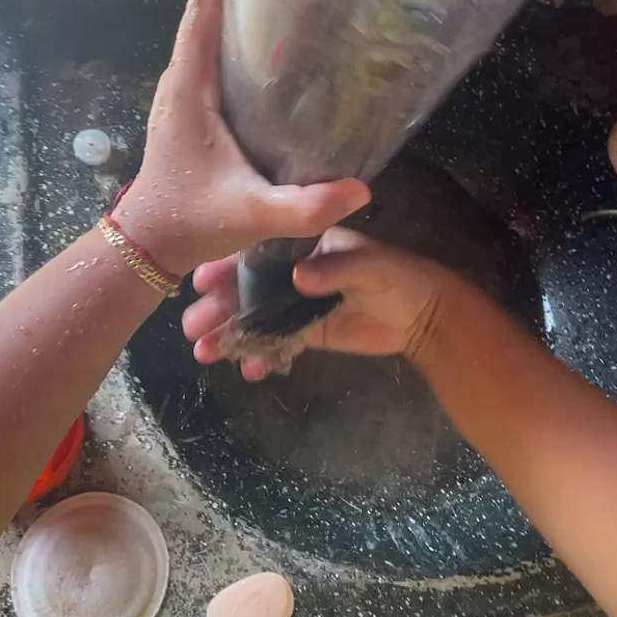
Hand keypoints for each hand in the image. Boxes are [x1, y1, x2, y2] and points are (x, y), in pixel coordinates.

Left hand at [113, 0, 370, 273]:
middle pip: (207, 18)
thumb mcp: (252, 215)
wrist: (149, 245)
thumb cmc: (191, 222)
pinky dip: (237, 53)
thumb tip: (361, 192)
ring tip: (292, 14)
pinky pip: (211, 67)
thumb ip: (304, 208)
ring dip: (241, 23)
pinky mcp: (188, 116)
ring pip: (208, 42)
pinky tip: (274, 66)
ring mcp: (180, 99)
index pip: (201, 12)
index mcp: (188, 90)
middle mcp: (179, 84)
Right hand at [182, 228, 453, 380]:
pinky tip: (247, 369)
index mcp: (304, 247)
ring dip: (231, 333)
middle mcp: (293, 272)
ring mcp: (298, 304)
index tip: (201, 281)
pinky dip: (263, 356)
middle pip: (248, 289)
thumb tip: (298, 277)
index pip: (259, 253)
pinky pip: (279, 344)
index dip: (228, 266)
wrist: (425, 317)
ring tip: (204, 352)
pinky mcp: (308, 332)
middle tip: (191, 326)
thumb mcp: (372, 266)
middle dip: (219, 306)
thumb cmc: (400, 278)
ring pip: (256, 318)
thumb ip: (336, 270)